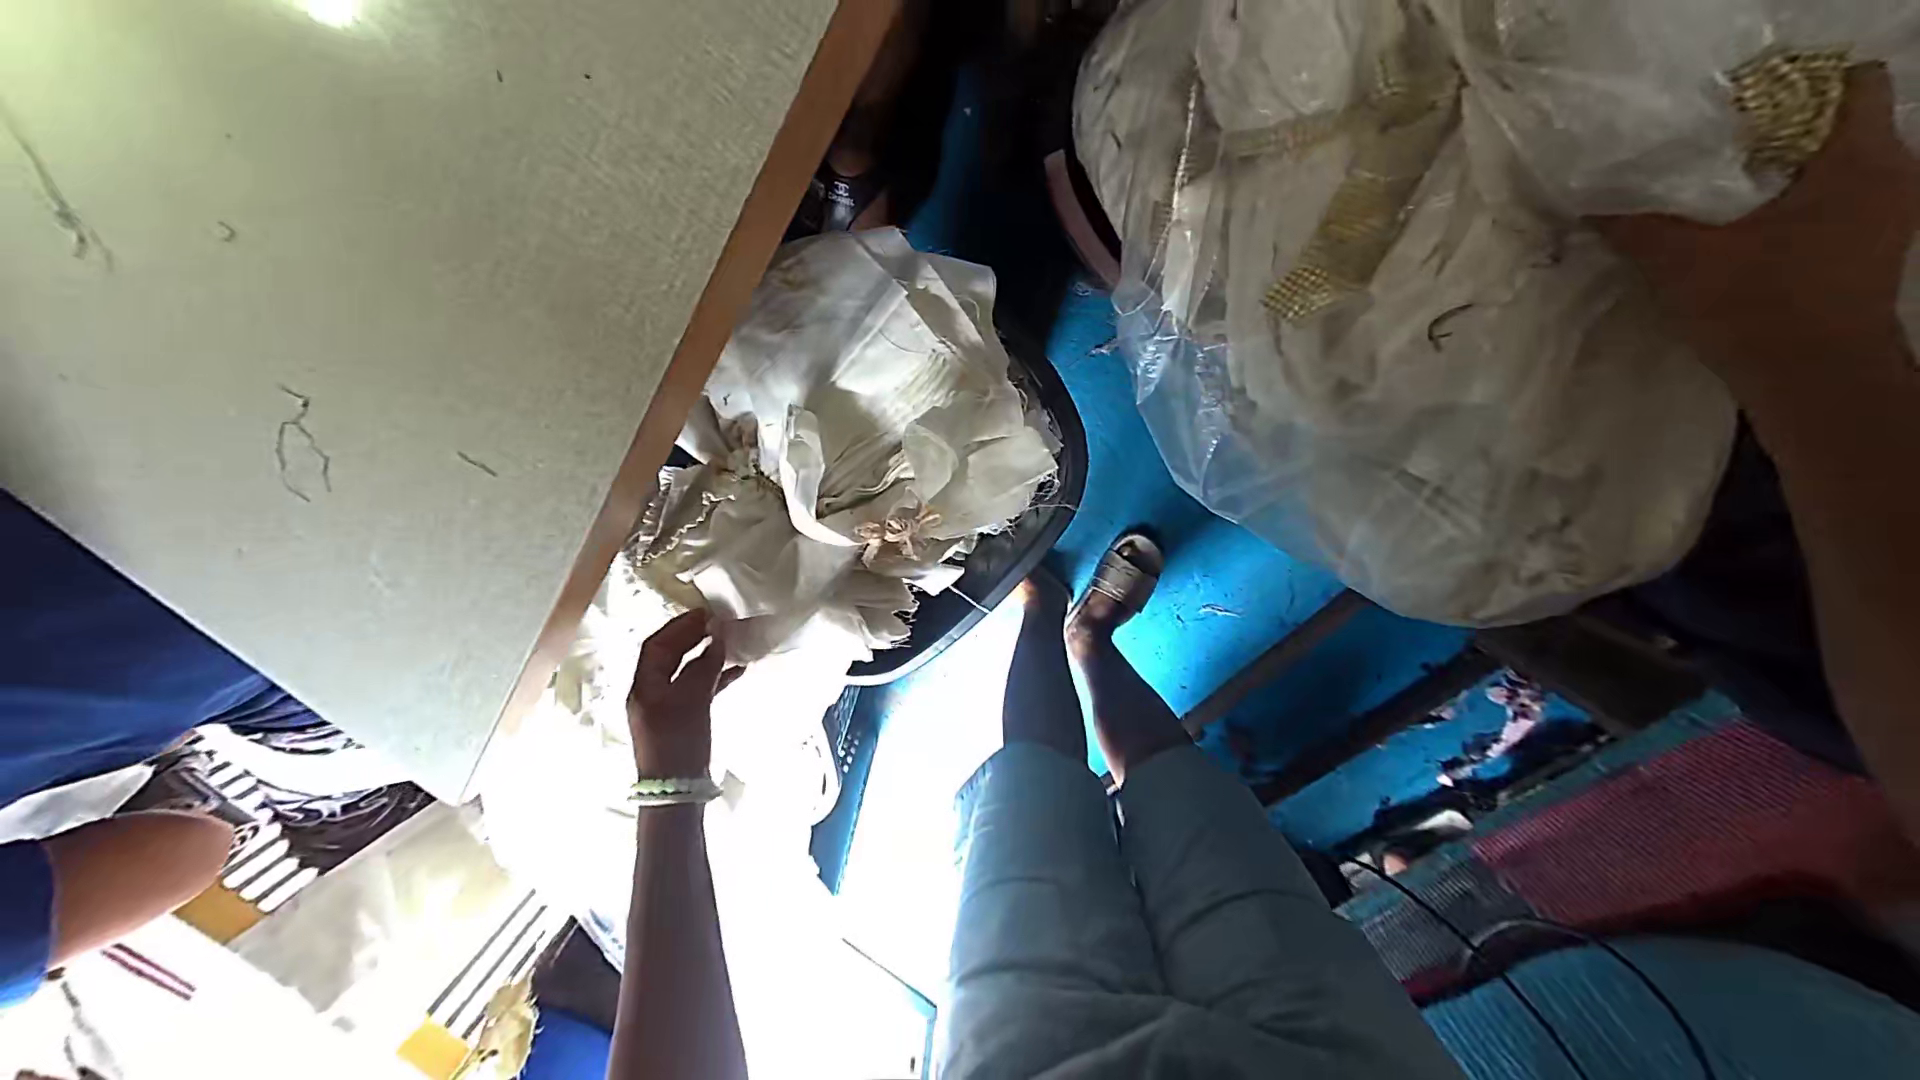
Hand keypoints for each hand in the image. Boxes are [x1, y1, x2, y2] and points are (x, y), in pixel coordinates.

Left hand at [628, 609, 742, 778]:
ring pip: (685, 670)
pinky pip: (698, 687)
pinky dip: (715, 675)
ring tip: (729, 641)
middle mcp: (651, 692)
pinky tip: (737, 670)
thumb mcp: (692, 701)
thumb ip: (704, 668)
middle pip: (668, 655)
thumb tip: (717, 640)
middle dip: (691, 637)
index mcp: (644, 686)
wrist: (678, 789)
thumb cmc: (679, 742)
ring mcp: (667, 706)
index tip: (705, 614)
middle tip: (717, 622)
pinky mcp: (683, 718)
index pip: (657, 646)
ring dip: (705, 654)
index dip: (679, 627)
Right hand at [1593, 64, 1919, 394]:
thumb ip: (1637, 228)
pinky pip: (1829, 204)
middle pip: (1837, 127)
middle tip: (1704, 152)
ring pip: (1832, 168)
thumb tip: (1592, 206)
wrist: (1809, 373)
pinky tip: (1739, 230)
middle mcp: (1890, 174)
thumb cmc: (1756, 304)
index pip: (1850, 84)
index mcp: (1858, 160)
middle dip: (1772, 135)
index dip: (1791, 87)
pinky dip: (1786, 206)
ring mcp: (1886, 213)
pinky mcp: (1867, 247)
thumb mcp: (1682, 261)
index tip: (1728, 109)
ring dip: (1777, 175)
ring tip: (1712, 193)